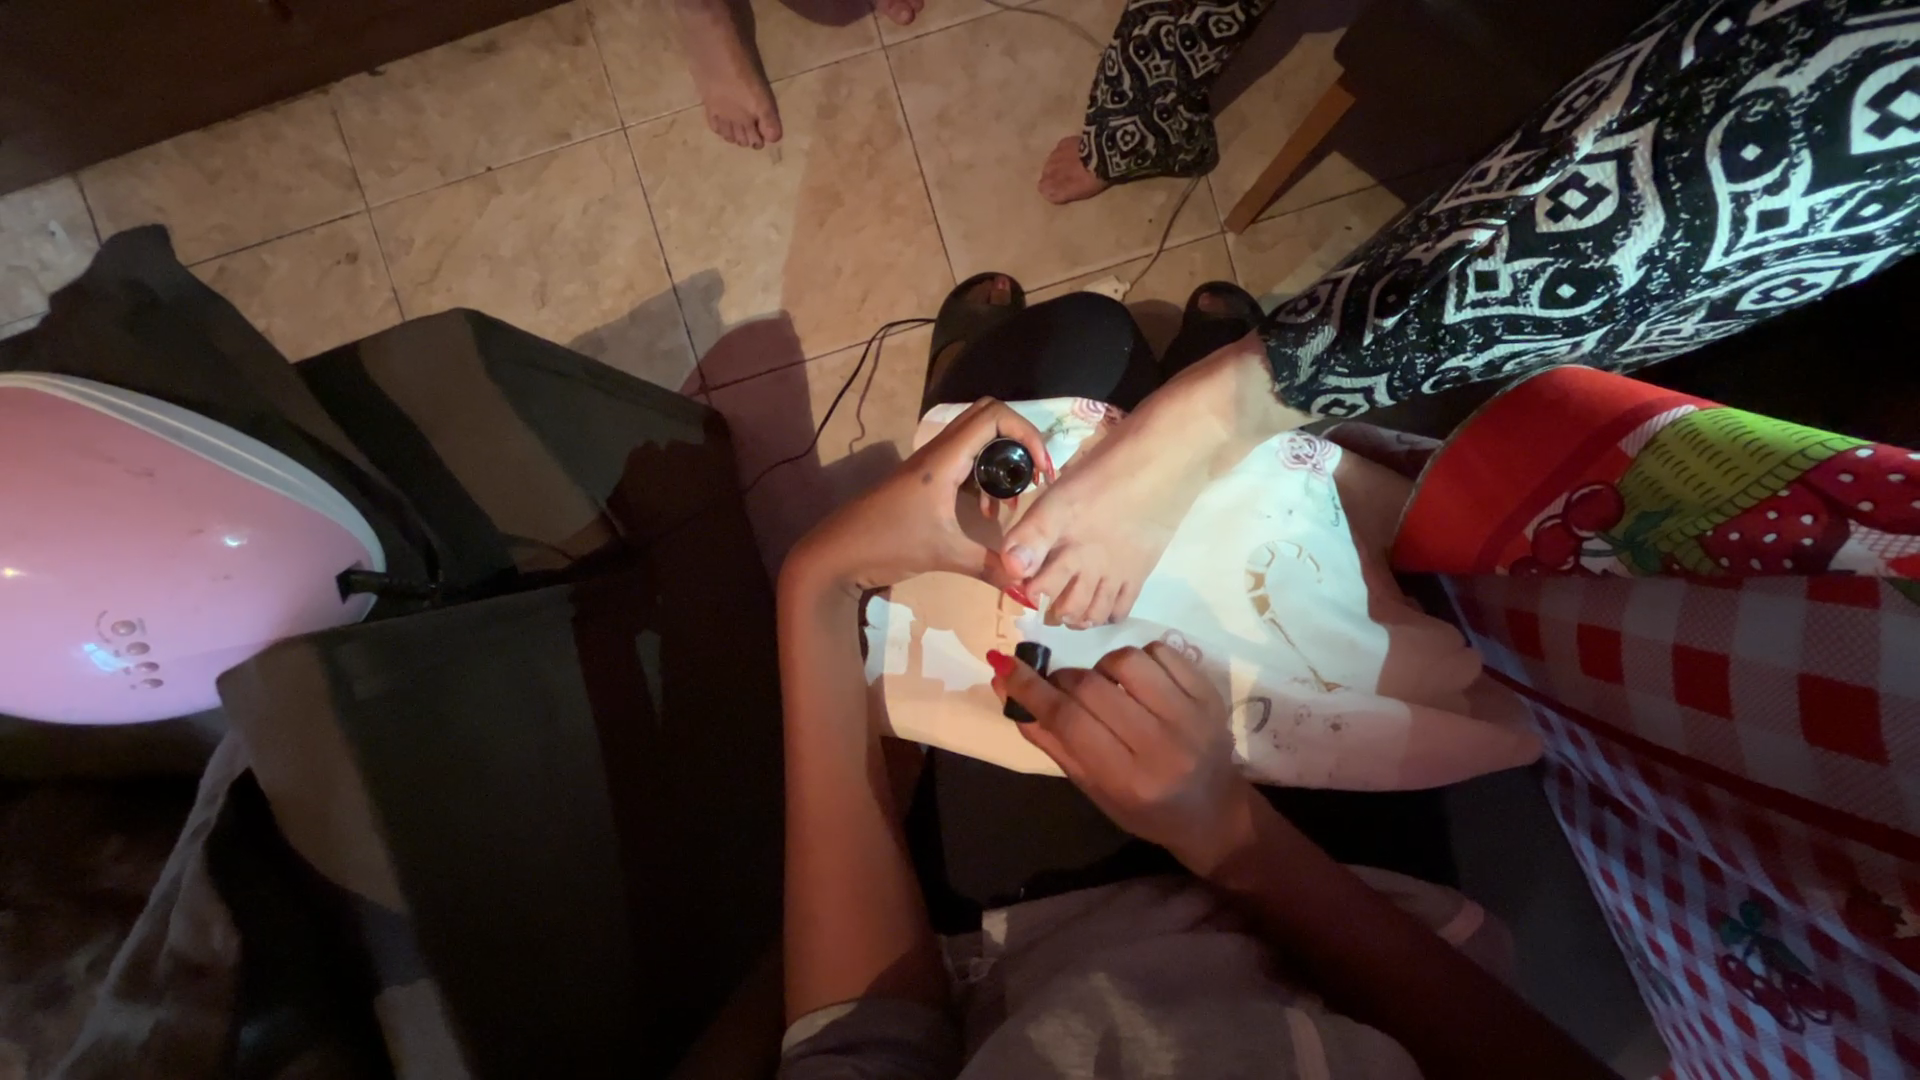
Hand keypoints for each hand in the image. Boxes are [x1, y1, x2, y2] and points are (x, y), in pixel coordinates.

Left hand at [790, 397, 1053, 593]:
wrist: (837, 554)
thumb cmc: (887, 544)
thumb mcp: (944, 555)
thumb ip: (989, 566)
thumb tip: (1027, 585)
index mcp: (944, 458)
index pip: (995, 416)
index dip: (1027, 433)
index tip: (1042, 469)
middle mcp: (937, 452)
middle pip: (987, 417)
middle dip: (1019, 441)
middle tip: (1033, 477)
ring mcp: (928, 465)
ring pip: (975, 440)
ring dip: (1000, 461)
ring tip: (1011, 502)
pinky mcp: (923, 481)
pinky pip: (963, 463)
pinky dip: (982, 478)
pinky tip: (985, 513)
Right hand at [991, 641, 1258, 874]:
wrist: (1214, 813)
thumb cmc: (1144, 809)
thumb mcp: (1091, 787)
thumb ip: (1049, 739)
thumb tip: (1005, 688)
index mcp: (1128, 778)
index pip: (1068, 720)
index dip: (1030, 689)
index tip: (1006, 666)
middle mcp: (1161, 745)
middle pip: (1091, 687)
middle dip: (1062, 679)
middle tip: (1058, 688)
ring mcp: (1190, 716)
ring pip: (1125, 660)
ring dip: (1100, 667)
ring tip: (1103, 687)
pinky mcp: (1208, 694)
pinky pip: (1159, 652)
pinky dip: (1137, 658)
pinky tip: (1135, 681)